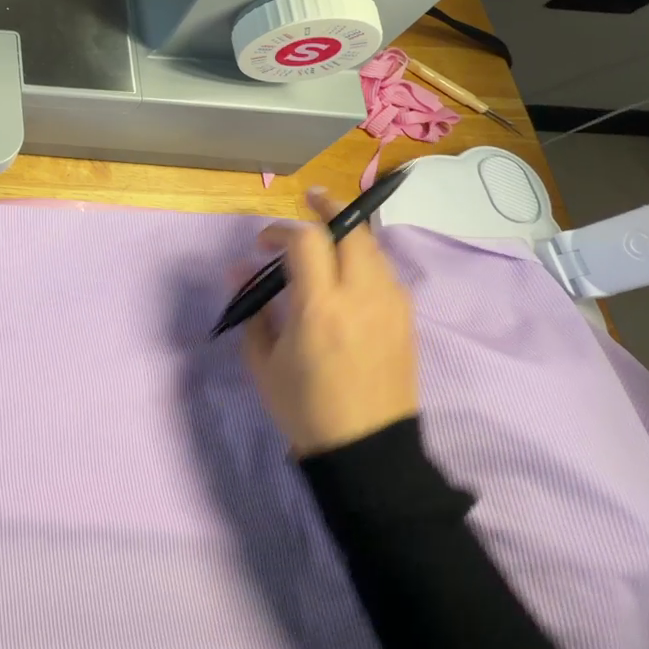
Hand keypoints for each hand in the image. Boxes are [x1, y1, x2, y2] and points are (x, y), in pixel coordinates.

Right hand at [239, 188, 418, 456]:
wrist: (366, 449)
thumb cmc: (303, 405)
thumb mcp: (263, 358)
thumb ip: (256, 307)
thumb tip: (242, 269)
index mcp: (320, 307)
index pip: (307, 241)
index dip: (281, 230)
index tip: (261, 244)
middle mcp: (362, 297)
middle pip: (352, 233)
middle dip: (329, 209)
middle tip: (309, 199)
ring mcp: (391, 308)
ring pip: (374, 250)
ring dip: (347, 236)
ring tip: (324, 238)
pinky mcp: (406, 321)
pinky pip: (384, 274)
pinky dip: (363, 261)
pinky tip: (344, 274)